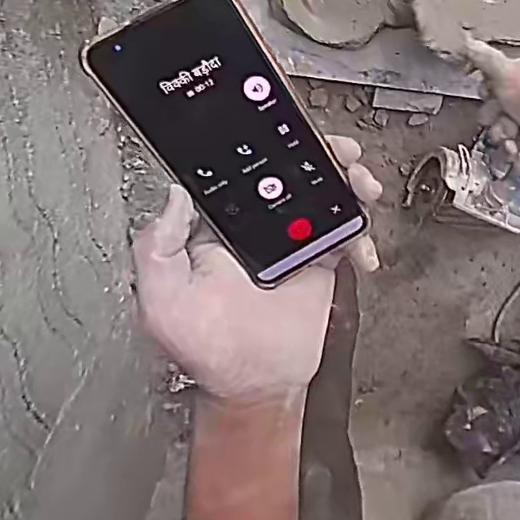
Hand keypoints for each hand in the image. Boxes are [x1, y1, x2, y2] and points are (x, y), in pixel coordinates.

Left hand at [131, 135, 381, 403]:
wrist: (253, 385)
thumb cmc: (205, 347)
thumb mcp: (163, 297)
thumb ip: (156, 246)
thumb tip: (173, 197)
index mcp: (223, 225)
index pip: (248, 171)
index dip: (273, 147)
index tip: (292, 135)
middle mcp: (260, 227)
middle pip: (296, 175)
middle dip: (325, 156)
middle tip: (342, 154)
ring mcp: (294, 243)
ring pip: (327, 198)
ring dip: (351, 184)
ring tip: (363, 187)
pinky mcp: (321, 264)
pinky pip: (347, 238)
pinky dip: (361, 239)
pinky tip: (361, 252)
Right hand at [457, 35, 519, 200]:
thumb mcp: (507, 72)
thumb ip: (485, 58)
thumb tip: (467, 41)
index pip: (488, 84)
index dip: (486, 93)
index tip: (490, 94)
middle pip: (489, 111)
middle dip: (494, 119)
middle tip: (506, 117)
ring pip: (497, 132)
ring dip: (503, 135)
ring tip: (517, 134)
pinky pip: (509, 149)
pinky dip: (515, 150)